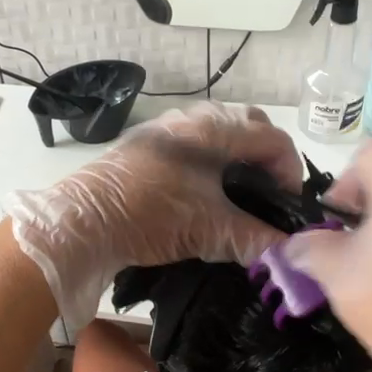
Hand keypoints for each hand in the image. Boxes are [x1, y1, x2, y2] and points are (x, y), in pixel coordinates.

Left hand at [5, 103, 300, 328]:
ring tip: (238, 198)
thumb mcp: (209, 231)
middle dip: (265, 158)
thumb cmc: (151, 216)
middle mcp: (192, 119)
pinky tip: (203, 195)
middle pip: (248, 126)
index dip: (289, 171)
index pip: (273, 138)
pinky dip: (209, 163)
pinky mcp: (146, 146)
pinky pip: (192, 144)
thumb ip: (254, 239)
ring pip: (218, 133)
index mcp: (214, 129)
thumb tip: (288, 253)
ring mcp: (166, 129)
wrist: (82, 222)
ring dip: (236, 159)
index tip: (287, 205)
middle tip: (266, 196)